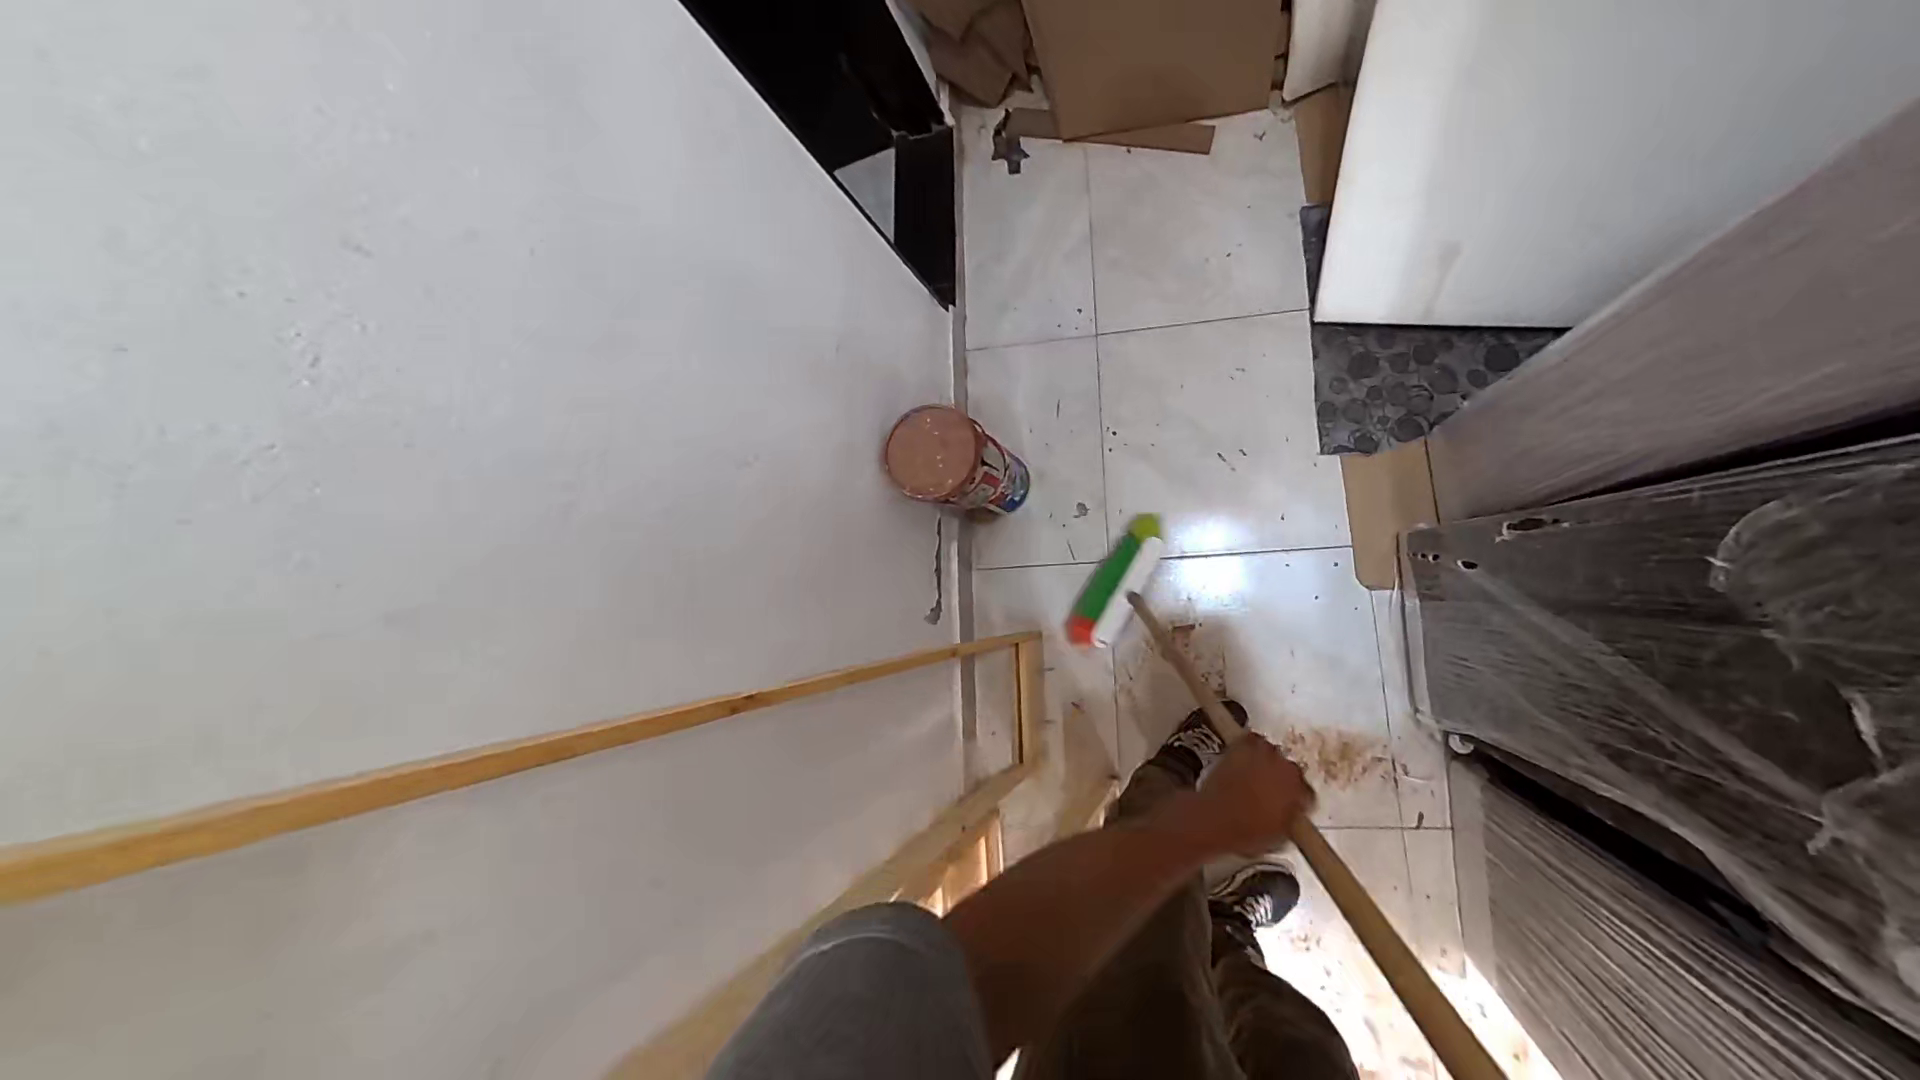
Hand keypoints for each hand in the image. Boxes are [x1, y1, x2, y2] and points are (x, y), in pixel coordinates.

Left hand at [1181, 735, 1314, 856]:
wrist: (1216, 816)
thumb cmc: (1250, 833)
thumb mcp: (1281, 834)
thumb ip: (1292, 817)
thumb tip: (1293, 810)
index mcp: (1300, 790)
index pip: (1307, 792)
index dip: (1296, 799)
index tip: (1287, 805)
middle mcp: (1286, 767)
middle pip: (1289, 770)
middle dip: (1281, 779)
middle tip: (1268, 790)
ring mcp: (1263, 752)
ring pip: (1271, 753)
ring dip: (1266, 761)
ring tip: (1254, 773)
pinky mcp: (1241, 744)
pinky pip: (1251, 740)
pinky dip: (1249, 747)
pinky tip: (1242, 759)